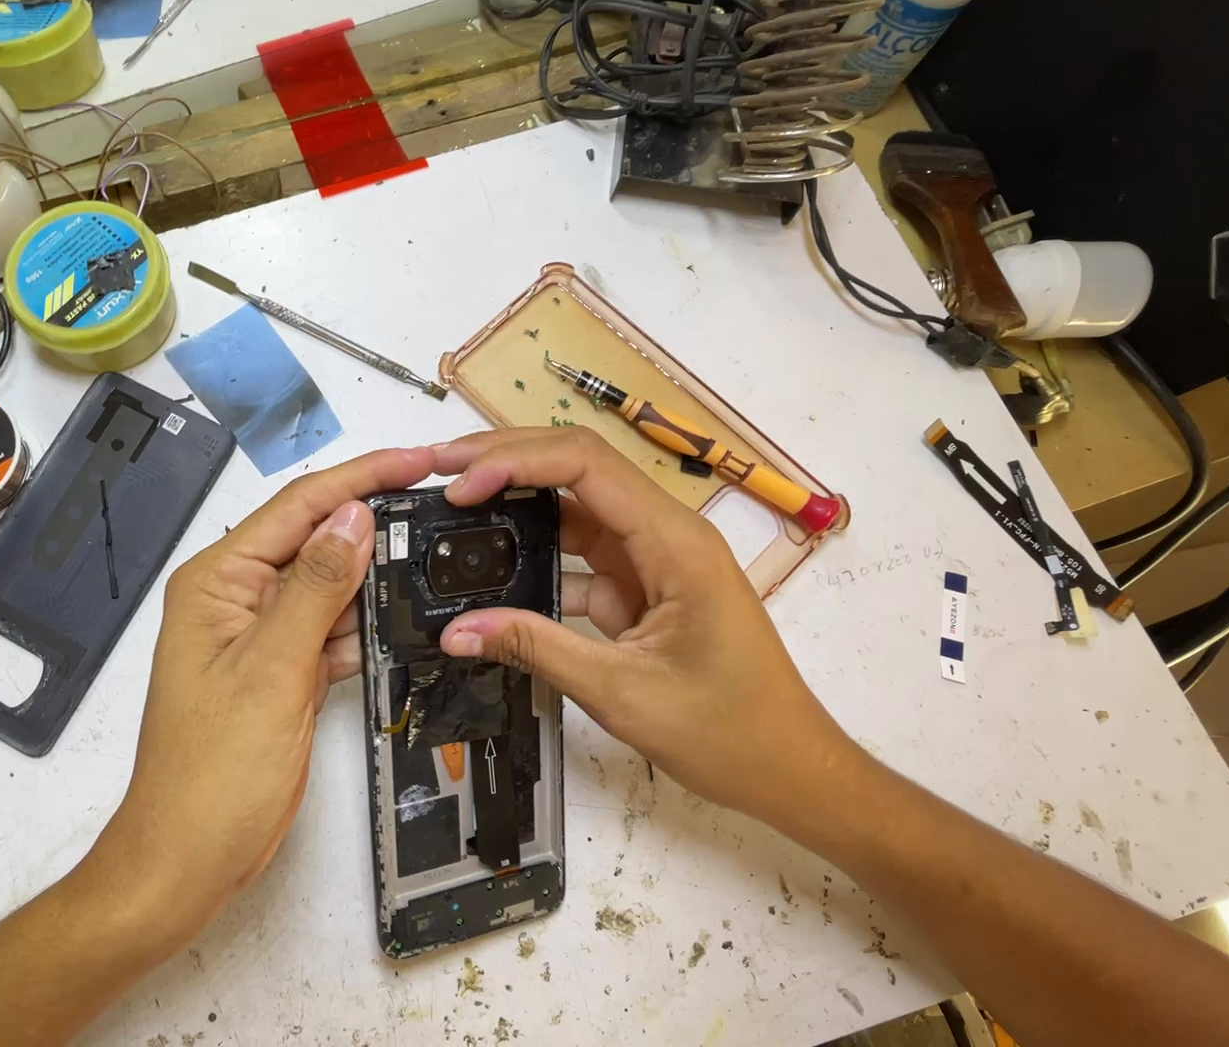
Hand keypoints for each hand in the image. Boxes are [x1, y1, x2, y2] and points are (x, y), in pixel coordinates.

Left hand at [98, 446, 436, 935]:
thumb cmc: (211, 769)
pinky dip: (369, 625)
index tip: (419, 461)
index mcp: (219, 580)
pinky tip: (408, 616)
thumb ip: (316, 589)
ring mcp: (265, 633)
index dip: (362, 478)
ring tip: (437, 553)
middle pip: (317, 540)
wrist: (190, 854)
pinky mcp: (286, 668)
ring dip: (378, 575)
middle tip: (441, 503)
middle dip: (375, 522)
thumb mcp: (269, 670)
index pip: (299, 507)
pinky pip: (334, 630)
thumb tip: (354, 516)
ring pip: (332, 586)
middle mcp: (239, 596)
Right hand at [431, 428, 862, 825]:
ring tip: (452, 502)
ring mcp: (648, 558)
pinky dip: (531, 556)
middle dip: (505, 459)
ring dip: (513, 501)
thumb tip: (453, 631)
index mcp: (673, 541)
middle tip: (438, 467)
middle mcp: (661, 533)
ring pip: (571, 506)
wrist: (790, 770)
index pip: (585, 464)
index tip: (459, 486)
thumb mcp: (623, 693)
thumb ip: (535, 650)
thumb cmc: (728, 731)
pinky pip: (575, 554)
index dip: (515, 462)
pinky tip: (488, 565)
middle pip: (575, 467)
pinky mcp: (637, 586)